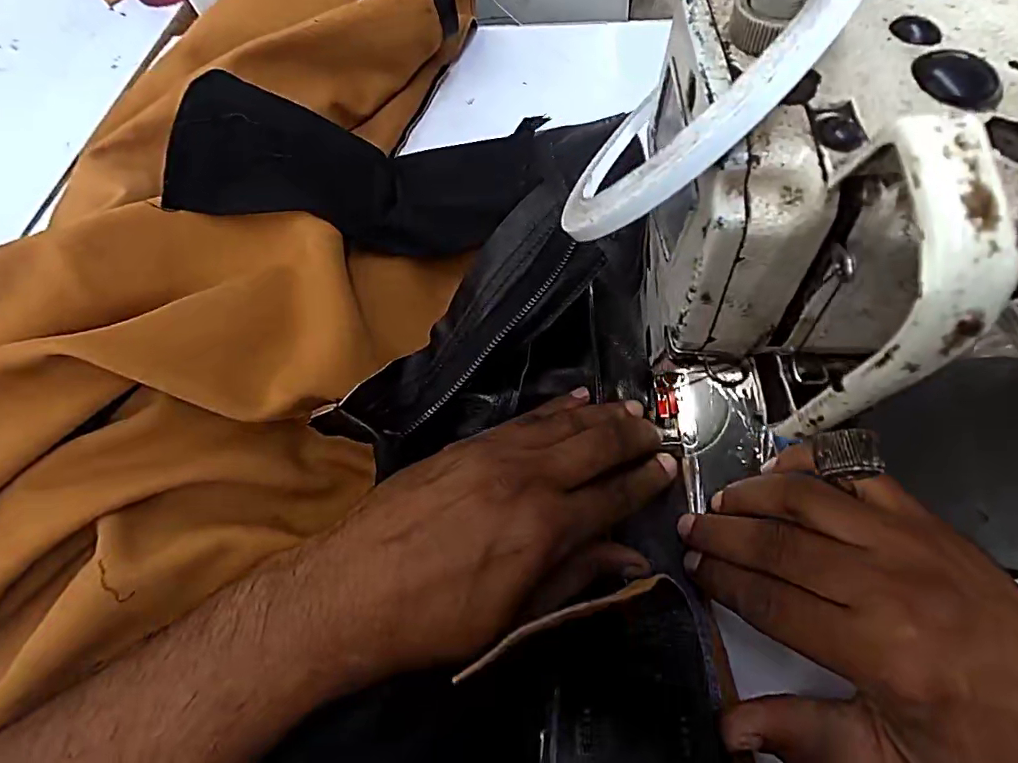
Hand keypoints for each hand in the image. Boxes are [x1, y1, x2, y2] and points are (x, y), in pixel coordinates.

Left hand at [292, 389, 678, 695]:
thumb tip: (626, 560)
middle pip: (595, 446)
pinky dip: (556, 407)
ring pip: (564, 424)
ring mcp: (496, 453)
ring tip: (628, 408)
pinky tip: (575, 399)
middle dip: (632, 436)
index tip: (666, 467)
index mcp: (545, 527)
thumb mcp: (511, 616)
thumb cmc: (434, 617)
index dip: (644, 481)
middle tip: (656, 430)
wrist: (351, 588)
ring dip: (601, 415)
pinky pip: (525, 417)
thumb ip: (574, 578)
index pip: (611, 496)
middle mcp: (528, 478)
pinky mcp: (470, 443)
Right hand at [679, 446, 1017, 762]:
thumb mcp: (893, 758)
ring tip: (725, 499)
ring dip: (758, 492)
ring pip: (810, 497)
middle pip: (780, 542)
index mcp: (880, 653)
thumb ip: (807, 736)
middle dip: (725, 533)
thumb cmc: (989, 743)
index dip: (723, 582)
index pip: (772, 601)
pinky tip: (788, 465)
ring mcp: (907, 543)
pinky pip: (859, 472)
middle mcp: (888, 586)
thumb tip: (736, 729)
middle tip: (692, 527)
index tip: (695, 569)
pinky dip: (818, 462)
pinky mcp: (925, 521)